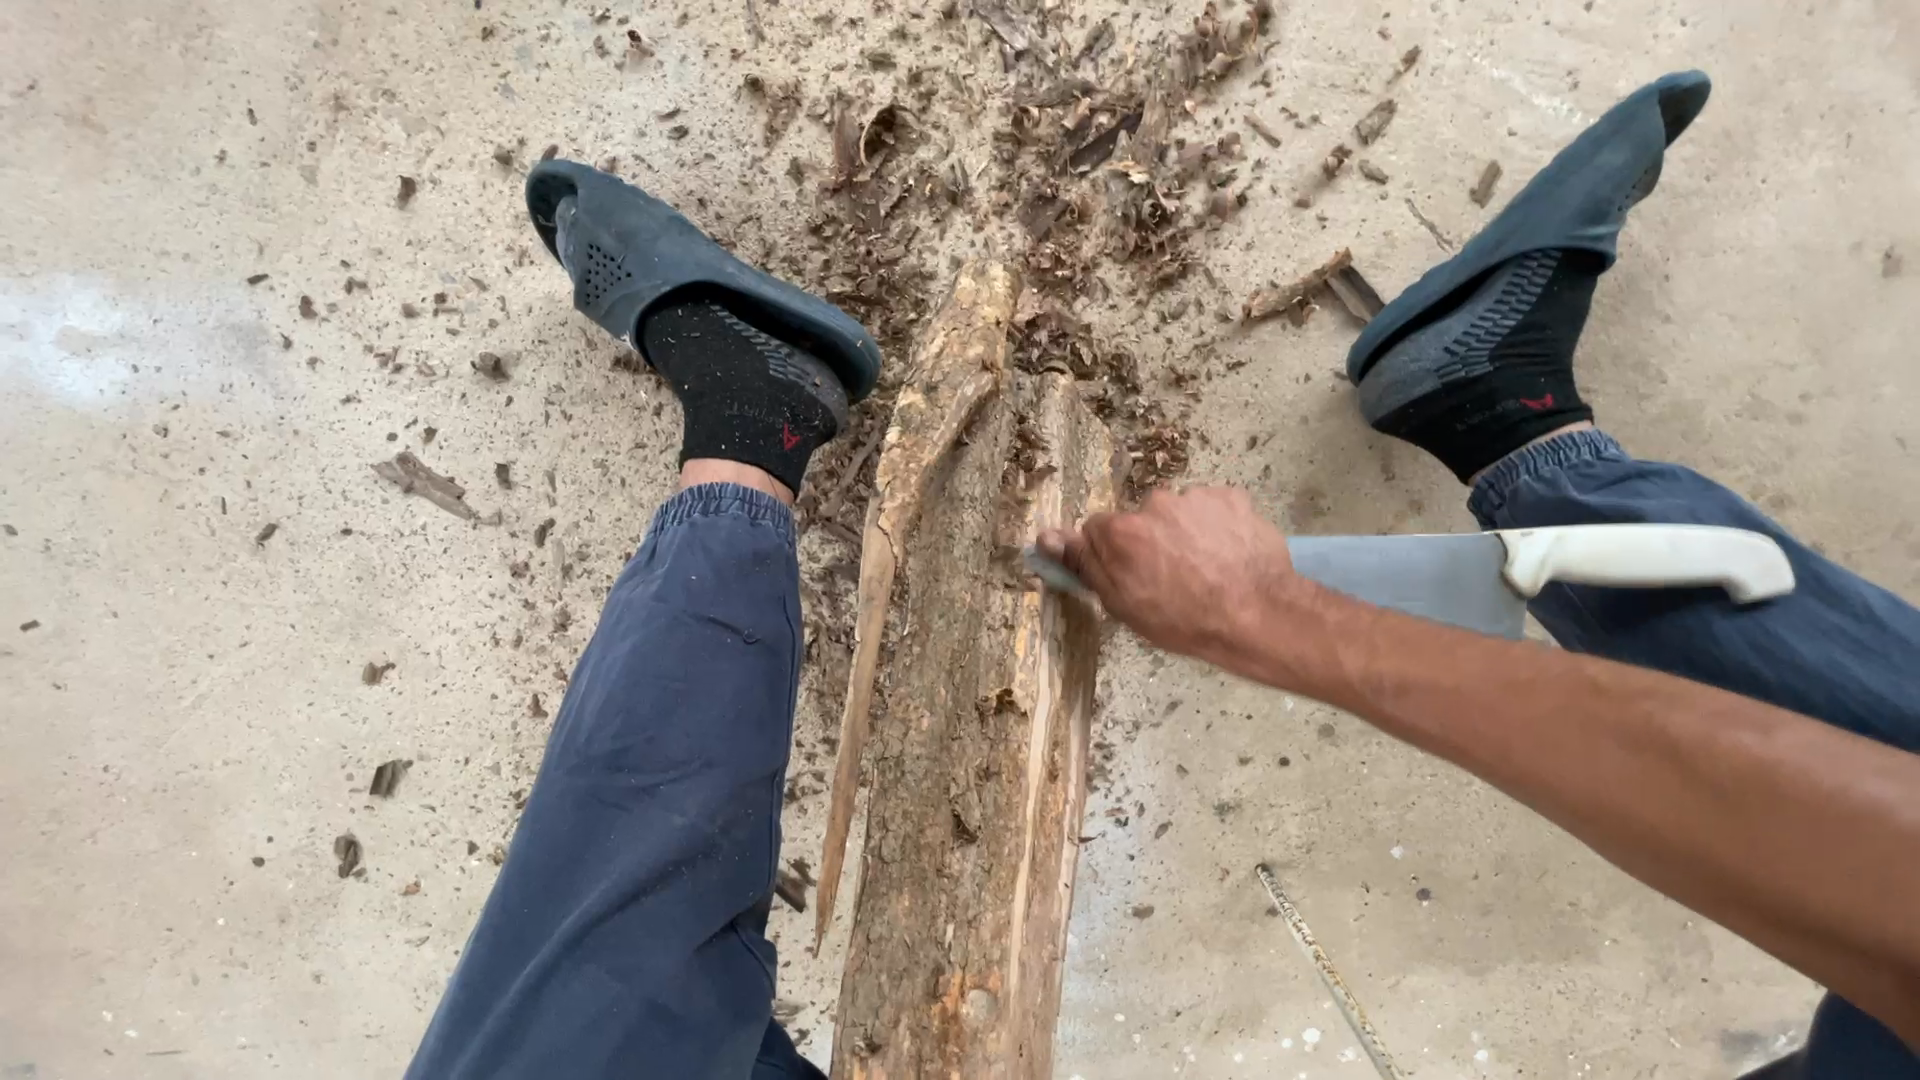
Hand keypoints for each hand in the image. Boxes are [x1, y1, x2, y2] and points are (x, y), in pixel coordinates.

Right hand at [1037, 487, 1311, 672]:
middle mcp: (1155, 502)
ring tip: (1207, 570)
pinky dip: (1217, 526)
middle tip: (1174, 577)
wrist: (1258, 615)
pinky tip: (1228, 556)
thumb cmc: (1184, 620)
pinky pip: (1213, 508)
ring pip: (1178, 513)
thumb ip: (1084, 564)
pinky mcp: (1232, 497)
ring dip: (1185, 533)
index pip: (1099, 530)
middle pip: (1141, 519)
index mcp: (1122, 530)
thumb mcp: (1122, 604)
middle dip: (1151, 541)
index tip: (1132, 577)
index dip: (1114, 555)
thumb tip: (1046, 536)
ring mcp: (1197, 497)